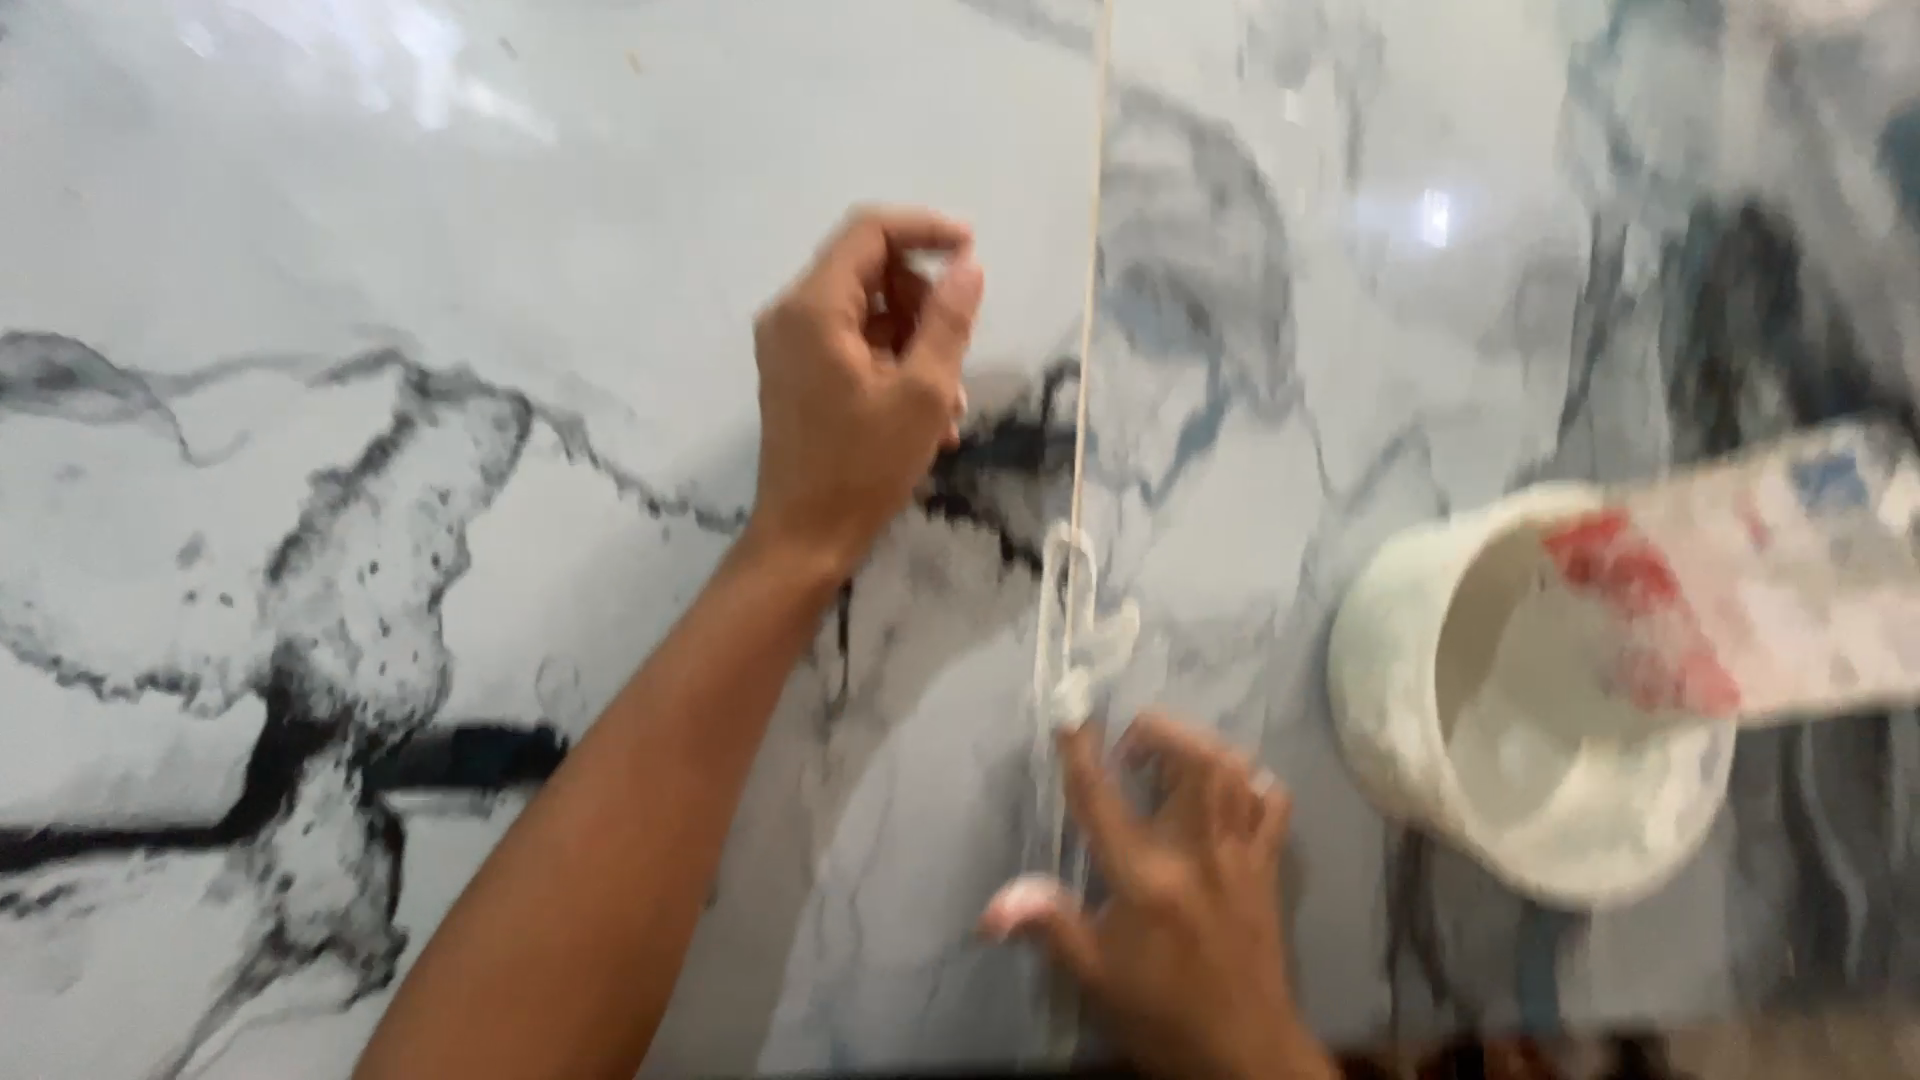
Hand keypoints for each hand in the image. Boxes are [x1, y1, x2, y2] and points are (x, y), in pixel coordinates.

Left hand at [747, 205, 983, 574]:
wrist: (805, 536)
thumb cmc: (863, 468)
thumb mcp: (922, 393)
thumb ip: (948, 321)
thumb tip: (968, 267)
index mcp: (812, 308)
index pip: (869, 232)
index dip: (925, 230)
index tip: (971, 250)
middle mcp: (791, 316)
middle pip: (869, 273)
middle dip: (923, 306)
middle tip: (956, 357)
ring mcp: (789, 348)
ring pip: (866, 316)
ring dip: (916, 348)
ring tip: (948, 407)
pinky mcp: (796, 376)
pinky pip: (852, 349)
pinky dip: (892, 369)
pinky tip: (925, 419)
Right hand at [980, 711, 1336, 1079]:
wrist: (1247, 1056)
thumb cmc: (1162, 1012)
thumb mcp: (1095, 975)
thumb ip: (1049, 926)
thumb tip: (992, 908)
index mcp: (1147, 879)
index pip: (1104, 799)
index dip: (1082, 753)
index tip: (1070, 719)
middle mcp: (1198, 854)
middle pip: (1193, 761)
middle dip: (1158, 732)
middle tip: (1129, 747)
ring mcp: (1241, 855)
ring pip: (1234, 771)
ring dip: (1198, 747)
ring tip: (1169, 759)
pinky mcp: (1268, 866)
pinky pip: (1270, 802)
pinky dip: (1247, 782)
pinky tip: (1221, 792)